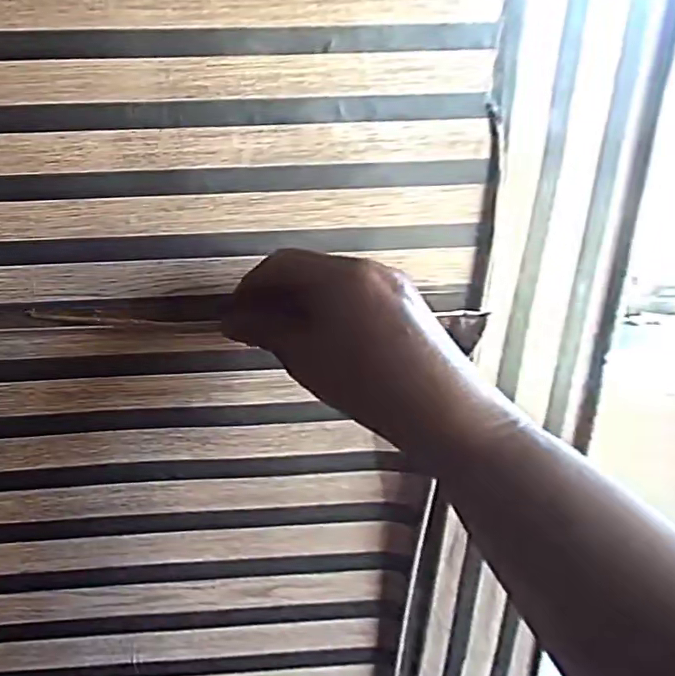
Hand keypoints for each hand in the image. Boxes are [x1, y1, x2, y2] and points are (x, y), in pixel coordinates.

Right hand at [221, 249, 516, 457]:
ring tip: (278, 333)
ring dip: (296, 299)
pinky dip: (323, 306)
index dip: (248, 287)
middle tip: (250, 321)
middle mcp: (369, 273)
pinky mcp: (404, 305)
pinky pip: (350, 293)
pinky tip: (312, 336)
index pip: (278, 264)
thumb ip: (262, 329)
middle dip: (271, 292)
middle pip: (303, 267)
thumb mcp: (300, 353)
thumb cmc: (370, 381)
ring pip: (326, 280)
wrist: (440, 411)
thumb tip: (234, 321)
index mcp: (340, 277)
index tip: (234, 309)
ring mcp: (391, 287)